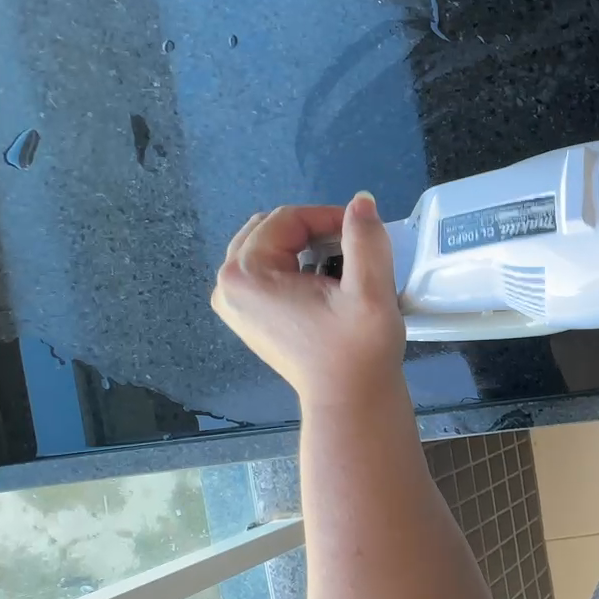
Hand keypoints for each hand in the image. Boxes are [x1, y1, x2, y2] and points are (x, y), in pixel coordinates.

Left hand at [211, 193, 406, 409]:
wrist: (351, 398)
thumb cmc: (359, 347)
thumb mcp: (371, 289)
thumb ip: (366, 239)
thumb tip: (362, 201)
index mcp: (246, 273)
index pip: (287, 218)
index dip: (332, 217)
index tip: (367, 233)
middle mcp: (226, 285)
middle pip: (270, 230)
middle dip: (315, 230)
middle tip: (356, 248)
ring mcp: (232, 304)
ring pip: (267, 250)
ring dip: (305, 247)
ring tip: (343, 267)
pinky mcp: (247, 318)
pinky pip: (265, 273)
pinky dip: (294, 267)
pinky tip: (325, 286)